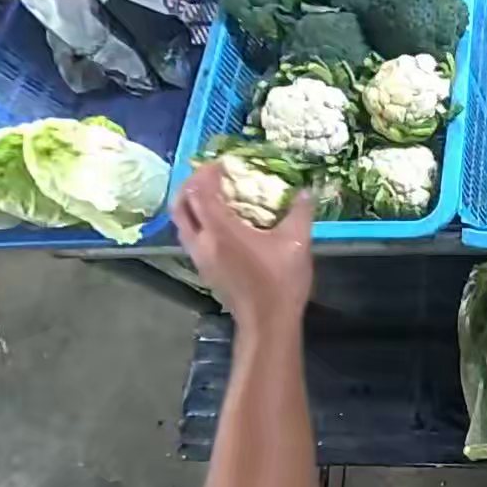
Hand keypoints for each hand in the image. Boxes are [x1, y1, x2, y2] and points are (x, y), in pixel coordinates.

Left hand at [172, 164, 313, 335]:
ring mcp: (200, 258)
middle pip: (180, 205)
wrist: (268, 322)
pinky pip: (191, 237)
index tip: (224, 165)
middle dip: (191, 185)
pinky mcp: (205, 270)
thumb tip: (305, 191)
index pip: (199, 191)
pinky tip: (221, 224)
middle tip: (212, 177)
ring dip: (192, 205)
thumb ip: (300, 212)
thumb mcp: (298, 241)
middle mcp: (202, 242)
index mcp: (221, 231)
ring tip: (215, 197)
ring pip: (182, 223)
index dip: (207, 173)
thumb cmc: (281, 281)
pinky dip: (199, 222)